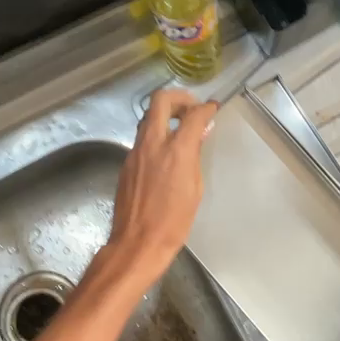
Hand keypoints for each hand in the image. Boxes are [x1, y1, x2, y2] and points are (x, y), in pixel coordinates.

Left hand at [95, 89, 217, 290]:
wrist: (137, 243)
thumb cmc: (174, 222)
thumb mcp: (195, 188)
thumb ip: (195, 155)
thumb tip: (199, 134)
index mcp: (176, 151)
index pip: (193, 115)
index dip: (206, 108)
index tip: (212, 109)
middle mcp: (153, 144)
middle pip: (161, 100)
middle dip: (179, 98)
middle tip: (192, 109)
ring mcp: (135, 151)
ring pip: (148, 118)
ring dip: (165, 115)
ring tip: (180, 129)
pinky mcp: (127, 163)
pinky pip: (142, 138)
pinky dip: (156, 135)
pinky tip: (166, 153)